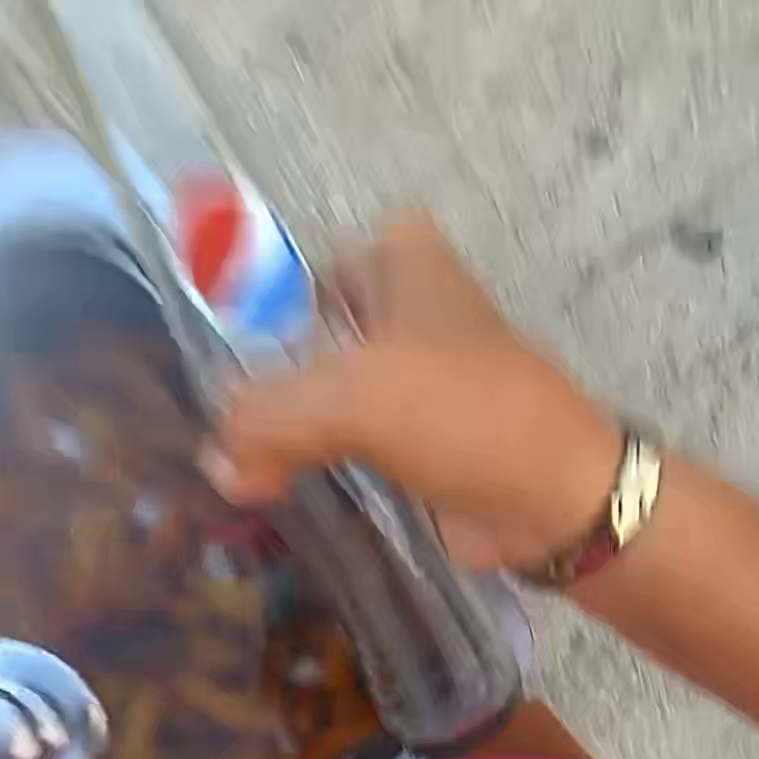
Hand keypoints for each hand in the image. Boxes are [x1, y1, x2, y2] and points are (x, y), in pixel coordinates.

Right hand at [201, 215, 622, 569]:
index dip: (262, 293)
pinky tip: (265, 490)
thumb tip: (221, 465)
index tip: (220, 344)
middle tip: (204, 413)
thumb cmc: (468, 418)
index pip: (313, 258)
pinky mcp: (421, 445)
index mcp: (408, 267)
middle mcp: (412, 317)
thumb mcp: (356, 395)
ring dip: (283, 427)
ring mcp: (419, 386)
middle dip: (262, 371)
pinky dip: (314, 465)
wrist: (554, 500)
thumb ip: (266, 416)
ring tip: (220, 459)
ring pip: (329, 393)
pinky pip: (350, 445)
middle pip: (311, 331)